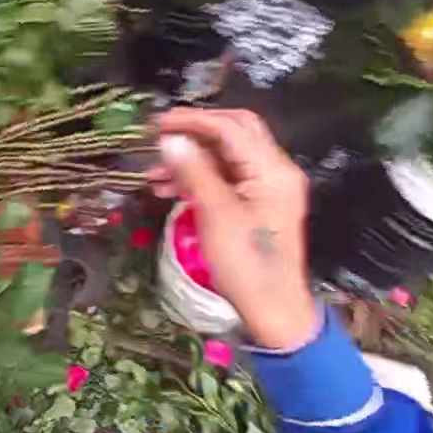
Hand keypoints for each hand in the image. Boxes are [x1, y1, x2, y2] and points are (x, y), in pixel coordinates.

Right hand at [149, 108, 317, 349]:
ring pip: (228, 157)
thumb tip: (171, 139)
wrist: (273, 311)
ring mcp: (270, 187)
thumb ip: (194, 171)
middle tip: (160, 139)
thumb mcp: (216, 215)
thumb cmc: (246, 265)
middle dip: (195, 133)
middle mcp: (276, 170)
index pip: (231, 128)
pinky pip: (229, 178)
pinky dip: (202, 178)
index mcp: (272, 169)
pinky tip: (172, 189)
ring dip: (193, 159)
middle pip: (234, 133)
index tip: (157, 125)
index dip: (193, 121)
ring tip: (156, 176)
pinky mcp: (260, 203)